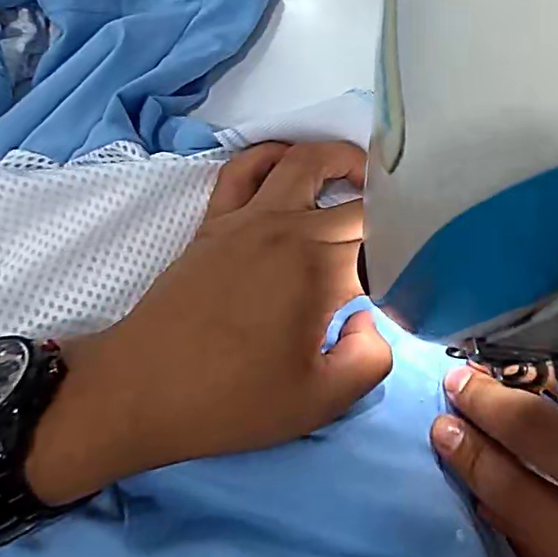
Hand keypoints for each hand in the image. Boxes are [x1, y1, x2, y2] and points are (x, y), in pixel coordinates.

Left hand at [26, 142, 393, 504]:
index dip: (412, 253)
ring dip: (341, 160)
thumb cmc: (230, 400)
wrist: (139, 392)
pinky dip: (274, 155)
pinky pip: (246, 168)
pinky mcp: (216, 220)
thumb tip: (371, 318)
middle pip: (356, 198)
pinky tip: (291, 168)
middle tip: (408, 238)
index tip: (418, 278)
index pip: (387, 238)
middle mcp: (288, 226)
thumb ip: (371, 357)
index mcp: (320, 268)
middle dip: (391, 212)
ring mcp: (247, 216)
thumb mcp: (320, 401)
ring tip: (363, 180)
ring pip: (303, 159)